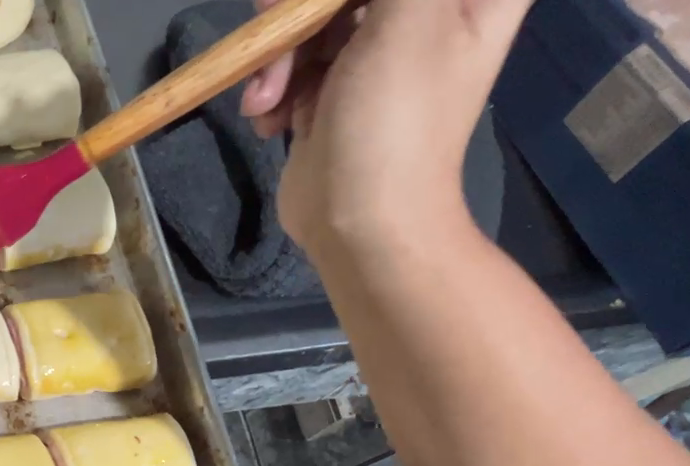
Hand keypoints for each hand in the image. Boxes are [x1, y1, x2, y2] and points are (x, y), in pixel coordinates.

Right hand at [239, 0, 533, 255]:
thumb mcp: (406, 19)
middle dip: (298, 12)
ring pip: (310, 22)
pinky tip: (270, 119)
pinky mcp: (330, 92)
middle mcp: (425, 14)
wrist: (359, 221)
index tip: (311, 5)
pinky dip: (272, 90)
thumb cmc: (394, 120)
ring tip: (265, 101)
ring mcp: (373, 54)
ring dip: (275, 59)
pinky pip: (292, 65)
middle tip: (269, 29)